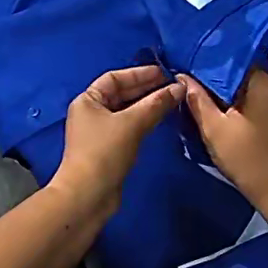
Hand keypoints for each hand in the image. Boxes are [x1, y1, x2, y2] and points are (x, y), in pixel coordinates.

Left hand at [52, 66, 185, 209]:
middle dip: (146, 89)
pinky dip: (143, 121)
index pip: (115, 78)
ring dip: (147, 105)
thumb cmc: (105, 152)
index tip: (164, 73)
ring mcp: (98, 131)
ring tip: (172, 100)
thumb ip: (156, 104)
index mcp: (88, 100)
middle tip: (173, 86)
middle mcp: (91, 112)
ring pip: (126, 111)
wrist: (88, 195)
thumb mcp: (132, 124)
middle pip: (121, 94)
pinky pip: (128, 127)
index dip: (139, 73)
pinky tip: (160, 120)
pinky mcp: (108, 149)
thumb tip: (179, 87)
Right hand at [179, 69, 267, 213]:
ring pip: (244, 86)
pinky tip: (219, 111)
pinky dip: (236, 102)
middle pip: (238, 73)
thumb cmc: (247, 159)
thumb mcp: (214, 128)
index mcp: (266, 82)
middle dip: (213, 81)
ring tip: (199, 98)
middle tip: (187, 87)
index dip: (205, 67)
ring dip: (224, 93)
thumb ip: (197, 99)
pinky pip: (253, 98)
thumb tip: (181, 76)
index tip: (184, 73)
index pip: (230, 62)